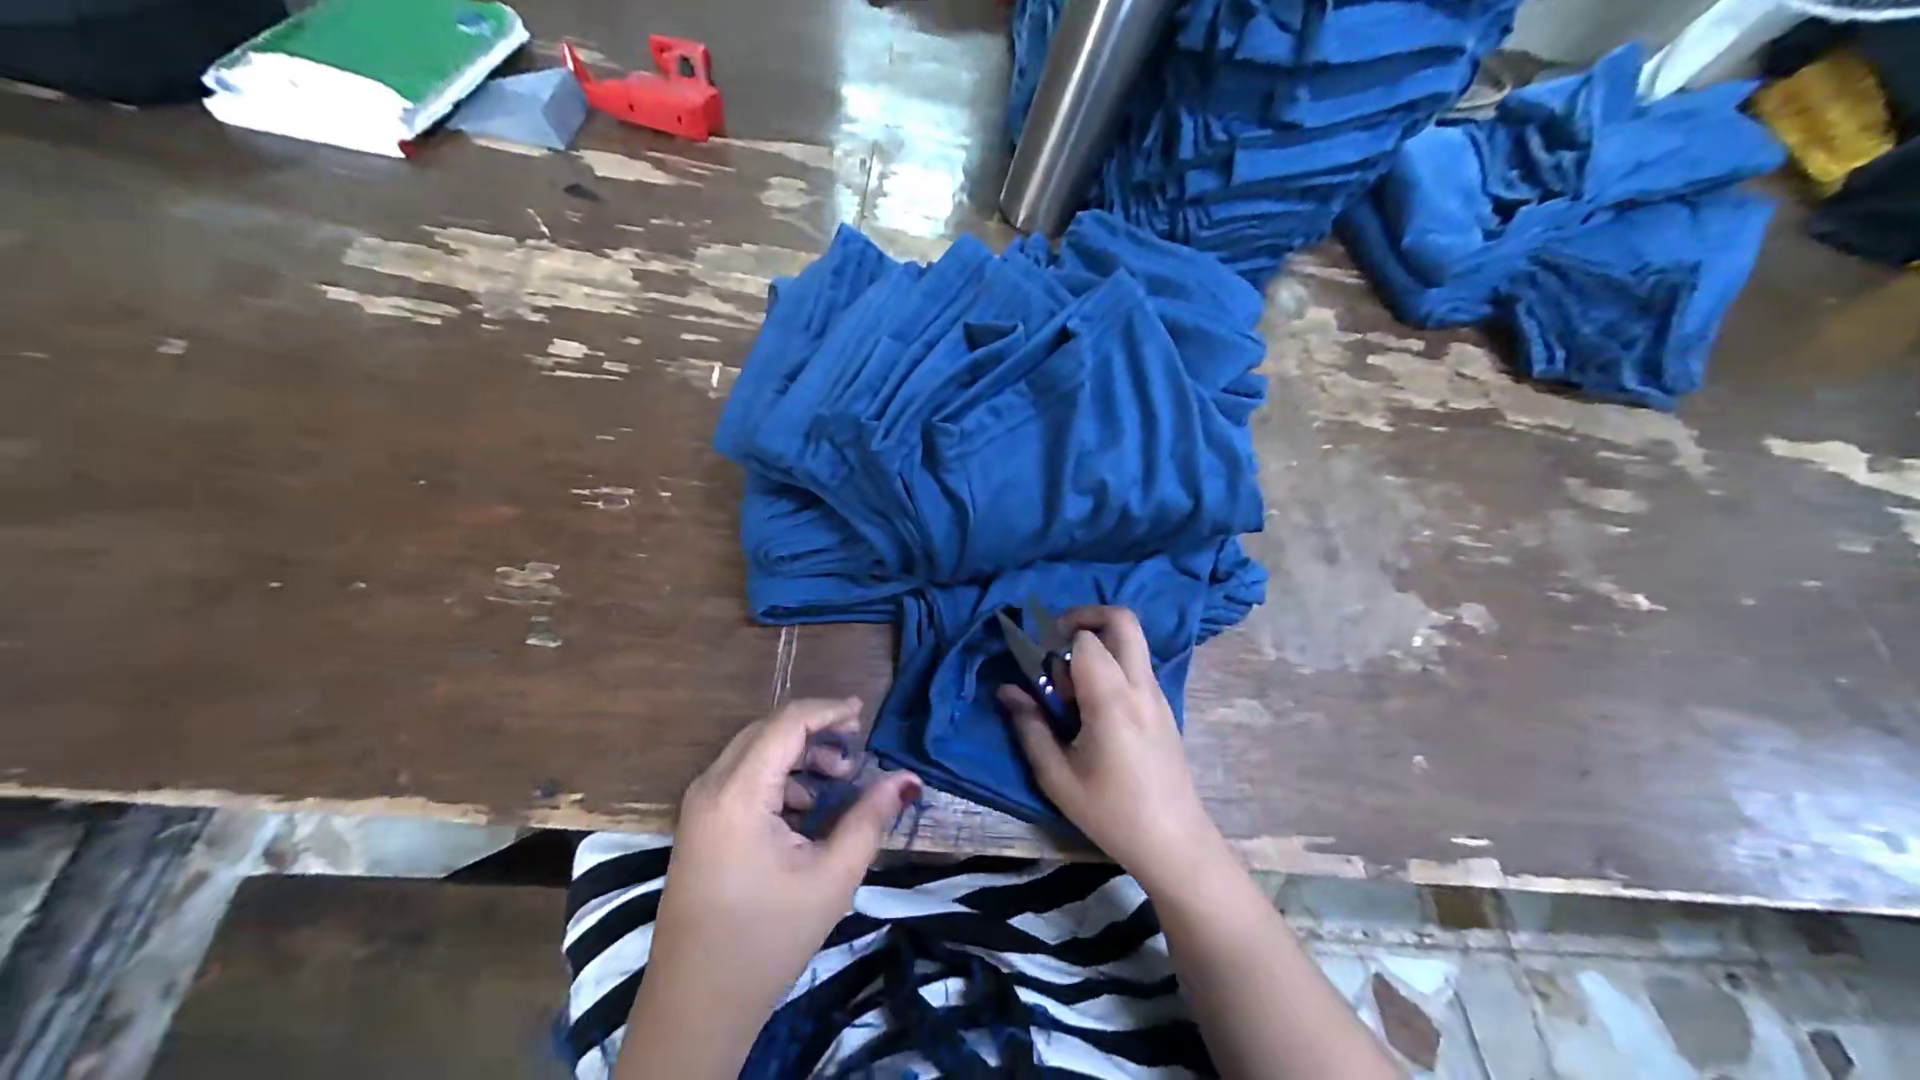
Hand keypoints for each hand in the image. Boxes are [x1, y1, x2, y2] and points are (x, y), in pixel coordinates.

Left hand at [628, 699, 918, 1075]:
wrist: (697, 1003)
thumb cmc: (768, 940)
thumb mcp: (831, 877)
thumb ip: (870, 818)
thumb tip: (907, 780)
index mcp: (737, 794)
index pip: (786, 724)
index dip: (829, 711)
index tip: (865, 715)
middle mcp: (710, 787)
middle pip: (767, 731)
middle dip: (815, 732)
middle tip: (856, 751)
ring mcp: (699, 806)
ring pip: (753, 753)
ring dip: (797, 756)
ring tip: (838, 781)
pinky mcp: (699, 824)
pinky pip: (741, 778)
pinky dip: (778, 778)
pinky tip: (807, 809)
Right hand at [998, 606, 1224, 893]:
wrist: (1175, 842)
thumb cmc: (1111, 812)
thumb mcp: (1057, 776)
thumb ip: (1029, 725)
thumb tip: (1007, 690)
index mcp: (1112, 698)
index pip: (1086, 640)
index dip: (1056, 643)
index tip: (1040, 667)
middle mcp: (1140, 685)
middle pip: (1122, 620)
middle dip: (1086, 617)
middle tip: (1057, 643)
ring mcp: (1158, 695)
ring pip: (1132, 641)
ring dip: (1099, 644)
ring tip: (1073, 686)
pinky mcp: (1164, 708)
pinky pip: (1137, 666)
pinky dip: (1112, 665)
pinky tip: (1093, 707)